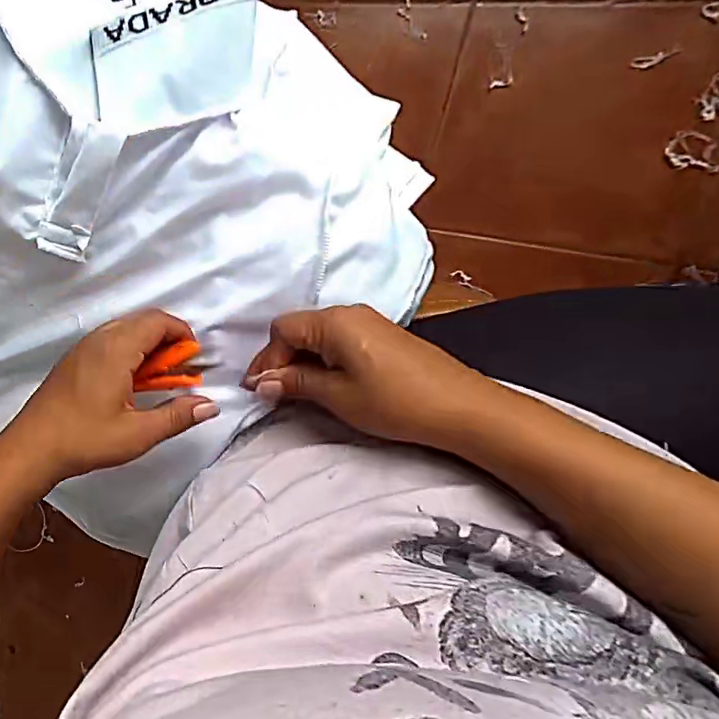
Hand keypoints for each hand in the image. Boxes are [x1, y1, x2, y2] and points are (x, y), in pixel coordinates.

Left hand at [0, 310, 218, 489]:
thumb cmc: (82, 439)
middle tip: (180, 370)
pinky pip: (111, 340)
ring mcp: (84, 347)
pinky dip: (131, 351)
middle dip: (170, 340)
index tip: (193, 361)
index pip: (159, 321)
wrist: (30, 449)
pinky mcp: (75, 359)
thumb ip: (178, 416)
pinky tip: (132, 384)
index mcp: (116, 348)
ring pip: (128, 329)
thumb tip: (209, 405)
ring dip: (150, 346)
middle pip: (145, 320)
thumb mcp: (138, 433)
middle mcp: (100, 339)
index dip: (183, 335)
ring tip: (159, 379)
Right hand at [243, 304, 501, 449]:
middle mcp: (350, 312)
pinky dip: (325, 359)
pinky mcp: (383, 336)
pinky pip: (341, 340)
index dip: (266, 359)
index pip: (282, 329)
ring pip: (320, 335)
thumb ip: (297, 383)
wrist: (459, 406)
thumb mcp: (338, 396)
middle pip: (300, 328)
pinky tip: (327, 384)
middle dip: (282, 359)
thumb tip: (263, 382)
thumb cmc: (395, 401)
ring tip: (298, 393)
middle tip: (274, 394)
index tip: (258, 391)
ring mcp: (370, 322)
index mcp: (334, 321)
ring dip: (304, 360)